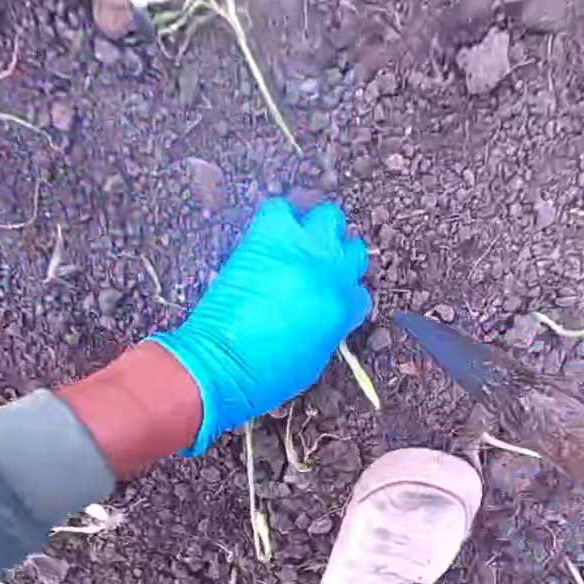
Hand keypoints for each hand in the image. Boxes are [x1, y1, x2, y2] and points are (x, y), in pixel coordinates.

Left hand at [148, 198, 371, 453]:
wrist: (224, 364)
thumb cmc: (265, 375)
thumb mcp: (313, 361)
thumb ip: (328, 331)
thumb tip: (324, 317)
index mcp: (345, 309)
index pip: (359, 292)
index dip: (342, 295)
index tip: (327, 299)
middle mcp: (332, 274)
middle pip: (352, 251)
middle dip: (336, 259)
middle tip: (315, 269)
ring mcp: (303, 250)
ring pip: (328, 218)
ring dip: (315, 230)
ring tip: (297, 245)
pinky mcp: (269, 237)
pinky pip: (280, 208)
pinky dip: (278, 217)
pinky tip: (269, 235)